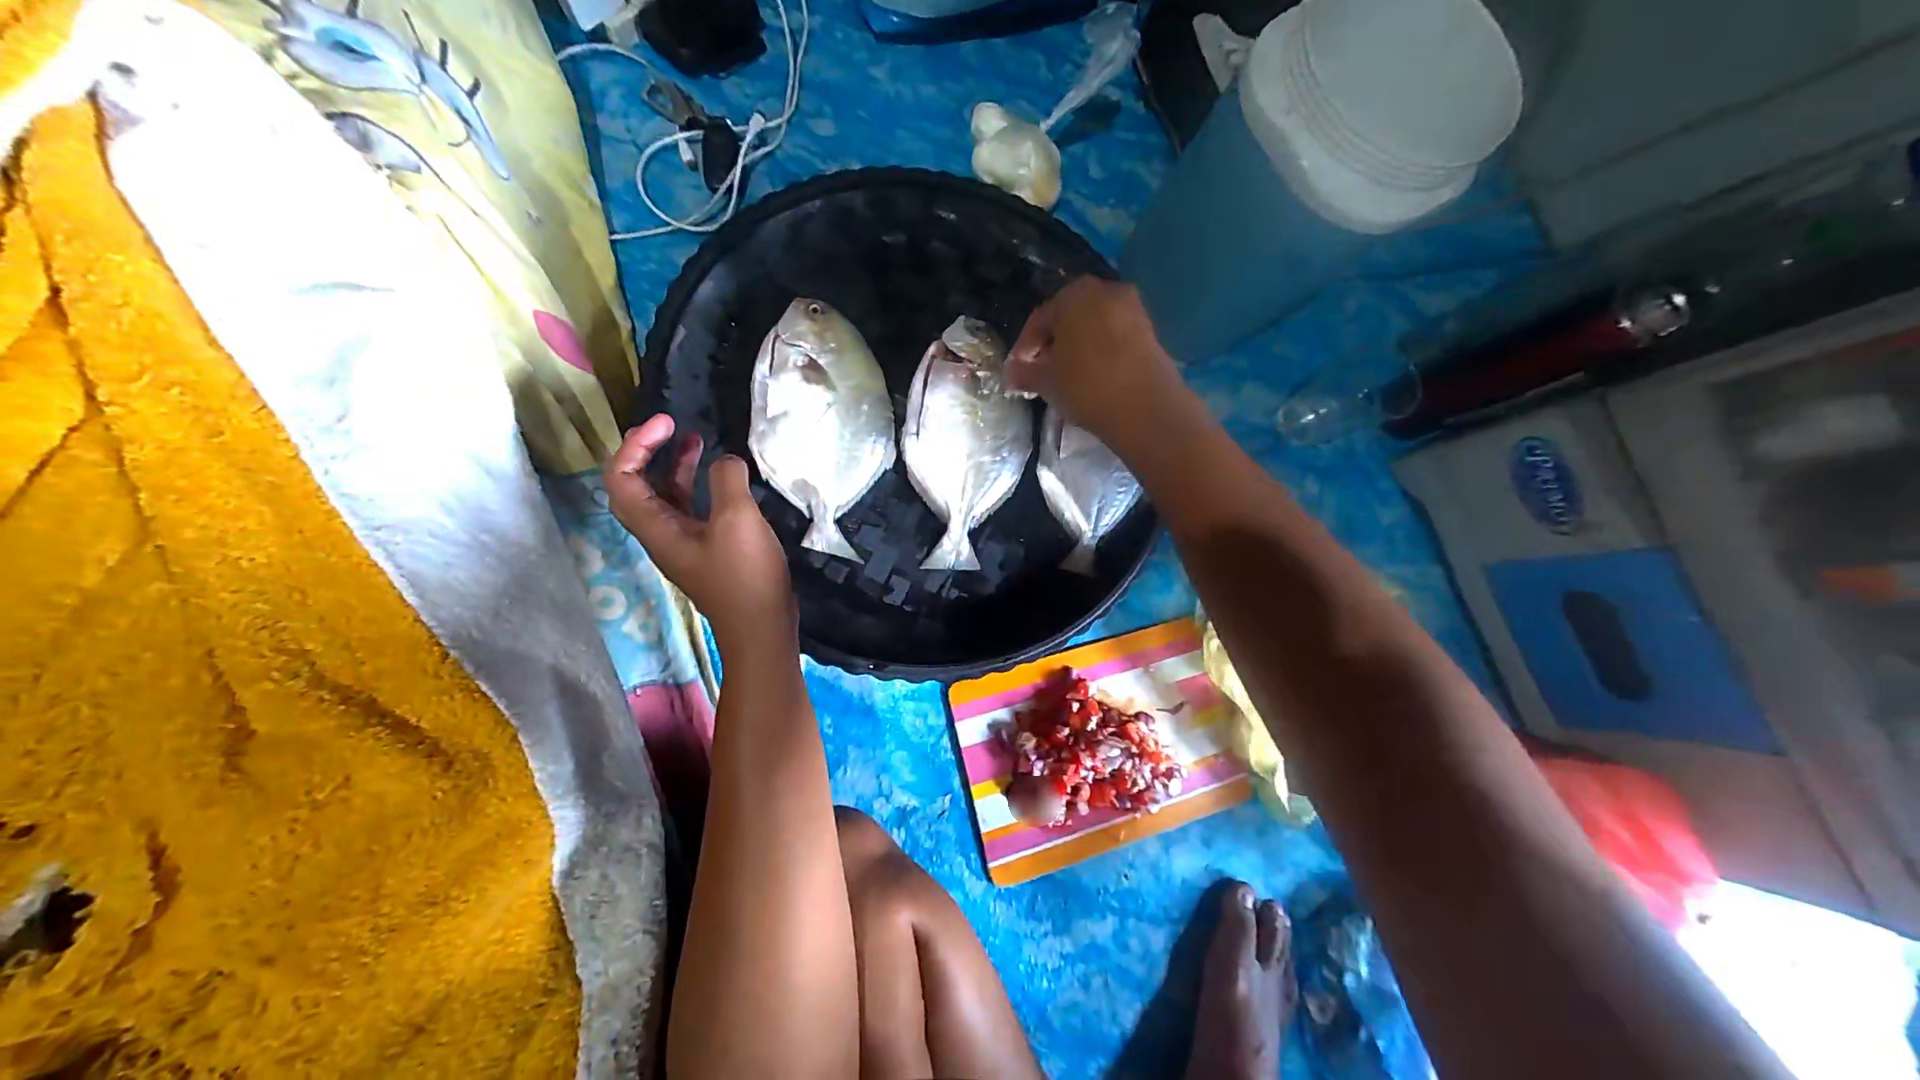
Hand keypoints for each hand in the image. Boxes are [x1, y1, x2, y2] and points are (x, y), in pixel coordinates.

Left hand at [604, 415, 794, 651]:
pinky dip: (700, 485)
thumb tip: (725, 462)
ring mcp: (684, 543)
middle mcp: (661, 534)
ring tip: (696, 439)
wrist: (761, 626)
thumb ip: (726, 480)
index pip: (621, 478)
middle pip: (636, 486)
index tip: (667, 423)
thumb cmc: (744, 574)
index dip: (635, 444)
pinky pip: (691, 509)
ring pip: (666, 497)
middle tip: (671, 426)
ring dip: (675, 466)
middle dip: (648, 451)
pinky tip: (724, 477)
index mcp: (655, 528)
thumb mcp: (737, 519)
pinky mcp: (708, 550)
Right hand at [1007, 276, 1190, 444]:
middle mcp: (1105, 291)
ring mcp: (1132, 309)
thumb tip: (1012, 375)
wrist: (1146, 407)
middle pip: (1069, 318)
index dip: (1025, 348)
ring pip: (1093, 327)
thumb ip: (1025, 374)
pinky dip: (1100, 352)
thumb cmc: (1086, 386)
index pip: (1040, 319)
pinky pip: (1114, 337)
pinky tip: (1093, 377)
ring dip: (1077, 348)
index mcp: (1074, 294)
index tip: (1018, 372)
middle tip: (1042, 373)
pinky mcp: (1150, 331)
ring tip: (1067, 378)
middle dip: (1053, 344)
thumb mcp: (1047, 382)